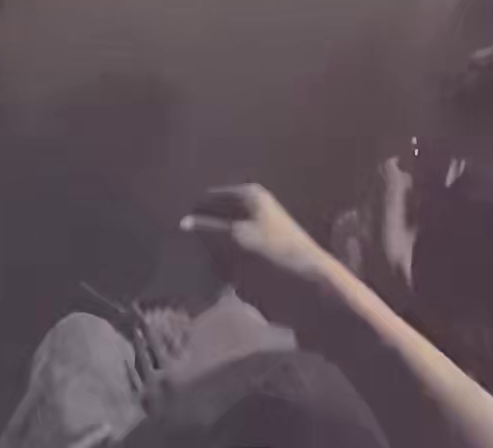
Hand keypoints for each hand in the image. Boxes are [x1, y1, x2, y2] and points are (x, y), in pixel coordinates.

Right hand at [179, 184, 344, 312]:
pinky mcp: (260, 265)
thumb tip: (181, 222)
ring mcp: (256, 240)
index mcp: (247, 197)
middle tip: (192, 261)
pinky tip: (229, 289)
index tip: (176, 239)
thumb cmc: (276, 259)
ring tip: (214, 277)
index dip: (193, 217)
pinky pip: (232, 269)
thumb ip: (207, 229)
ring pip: (220, 250)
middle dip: (203, 244)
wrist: (316, 296)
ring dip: (214, 265)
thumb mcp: (236, 240)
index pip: (207, 200)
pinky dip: (227, 279)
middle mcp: (252, 213)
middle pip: (213, 224)